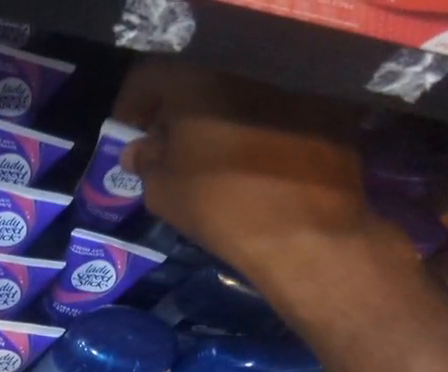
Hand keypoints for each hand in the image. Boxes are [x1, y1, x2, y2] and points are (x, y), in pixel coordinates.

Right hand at [116, 60, 409, 295]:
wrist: (305, 230)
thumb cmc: (220, 206)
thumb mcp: (164, 192)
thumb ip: (145, 162)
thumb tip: (138, 150)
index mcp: (197, 77)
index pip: (148, 78)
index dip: (132, 109)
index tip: (128, 137)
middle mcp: (244, 66)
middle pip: (194, 81)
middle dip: (174, 113)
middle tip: (164, 149)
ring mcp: (286, 82)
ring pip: (235, 94)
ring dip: (215, 119)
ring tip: (207, 159)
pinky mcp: (320, 102)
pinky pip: (271, 109)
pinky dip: (252, 128)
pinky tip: (247, 162)